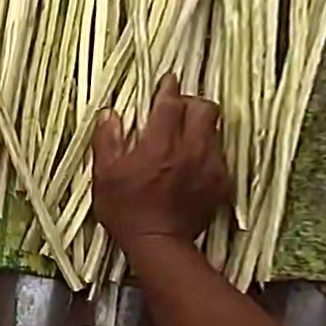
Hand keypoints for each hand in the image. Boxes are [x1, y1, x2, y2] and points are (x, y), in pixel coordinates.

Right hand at [92, 73, 230, 248]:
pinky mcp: (221, 183)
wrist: (158, 244)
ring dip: (200, 125)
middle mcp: (190, 150)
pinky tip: (190, 161)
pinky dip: (206, 149)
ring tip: (183, 135)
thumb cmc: (125, 210)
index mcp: (159, 146)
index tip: (166, 81)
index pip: (170, 103)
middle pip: (205, 108)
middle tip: (175, 110)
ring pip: (216, 129)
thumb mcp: (104, 176)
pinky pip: (219, 154)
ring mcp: (210, 167)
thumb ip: (107, 141)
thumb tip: (110, 114)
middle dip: (190, 103)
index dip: (168, 88)